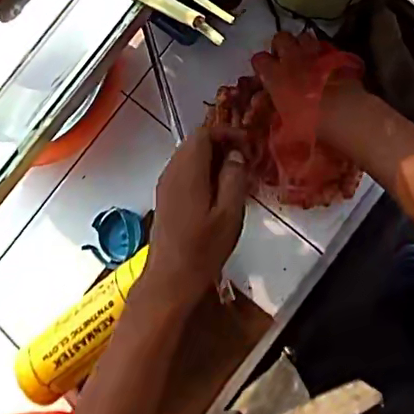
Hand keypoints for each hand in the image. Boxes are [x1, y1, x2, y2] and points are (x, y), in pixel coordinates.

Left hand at [149, 126, 249, 298]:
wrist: (170, 281)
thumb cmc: (202, 249)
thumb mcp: (229, 213)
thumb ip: (234, 177)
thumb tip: (235, 155)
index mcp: (187, 171)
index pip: (204, 133)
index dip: (228, 133)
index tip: (248, 147)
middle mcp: (172, 171)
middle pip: (195, 142)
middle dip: (222, 144)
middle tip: (246, 161)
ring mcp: (165, 184)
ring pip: (189, 156)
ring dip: (213, 158)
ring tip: (237, 176)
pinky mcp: (165, 197)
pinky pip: (184, 171)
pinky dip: (203, 171)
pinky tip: (219, 192)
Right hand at [250, 31, 365, 145]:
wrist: (343, 114)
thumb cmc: (309, 124)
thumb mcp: (285, 128)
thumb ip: (275, 118)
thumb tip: (271, 115)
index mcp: (275, 75)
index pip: (259, 60)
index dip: (260, 65)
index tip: (263, 71)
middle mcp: (293, 59)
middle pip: (281, 38)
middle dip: (281, 45)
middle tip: (284, 57)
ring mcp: (316, 54)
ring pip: (304, 37)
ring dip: (303, 44)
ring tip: (306, 56)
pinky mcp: (336, 55)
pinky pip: (326, 47)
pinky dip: (324, 52)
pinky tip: (326, 62)